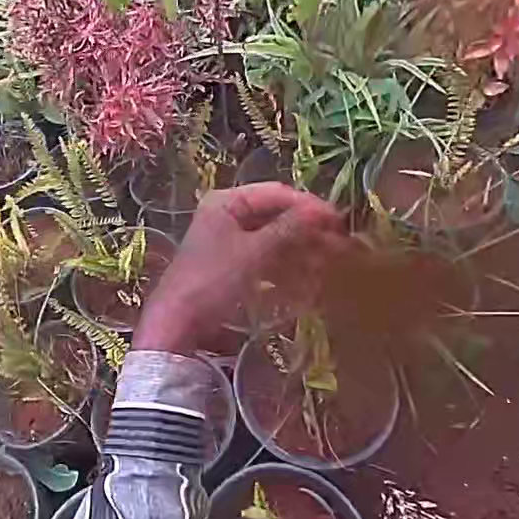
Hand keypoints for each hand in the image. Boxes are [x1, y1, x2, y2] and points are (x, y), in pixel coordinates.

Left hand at [132, 183, 347, 354]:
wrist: (178, 324)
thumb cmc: (212, 281)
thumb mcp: (254, 253)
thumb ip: (289, 229)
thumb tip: (324, 211)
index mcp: (226, 201)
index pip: (276, 193)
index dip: (309, 206)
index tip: (339, 222)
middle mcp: (227, 214)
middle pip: (277, 216)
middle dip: (308, 231)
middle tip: (341, 245)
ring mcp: (229, 240)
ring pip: (275, 238)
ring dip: (302, 250)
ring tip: (331, 263)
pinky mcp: (232, 265)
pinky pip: (266, 258)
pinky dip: (287, 265)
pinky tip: (310, 277)